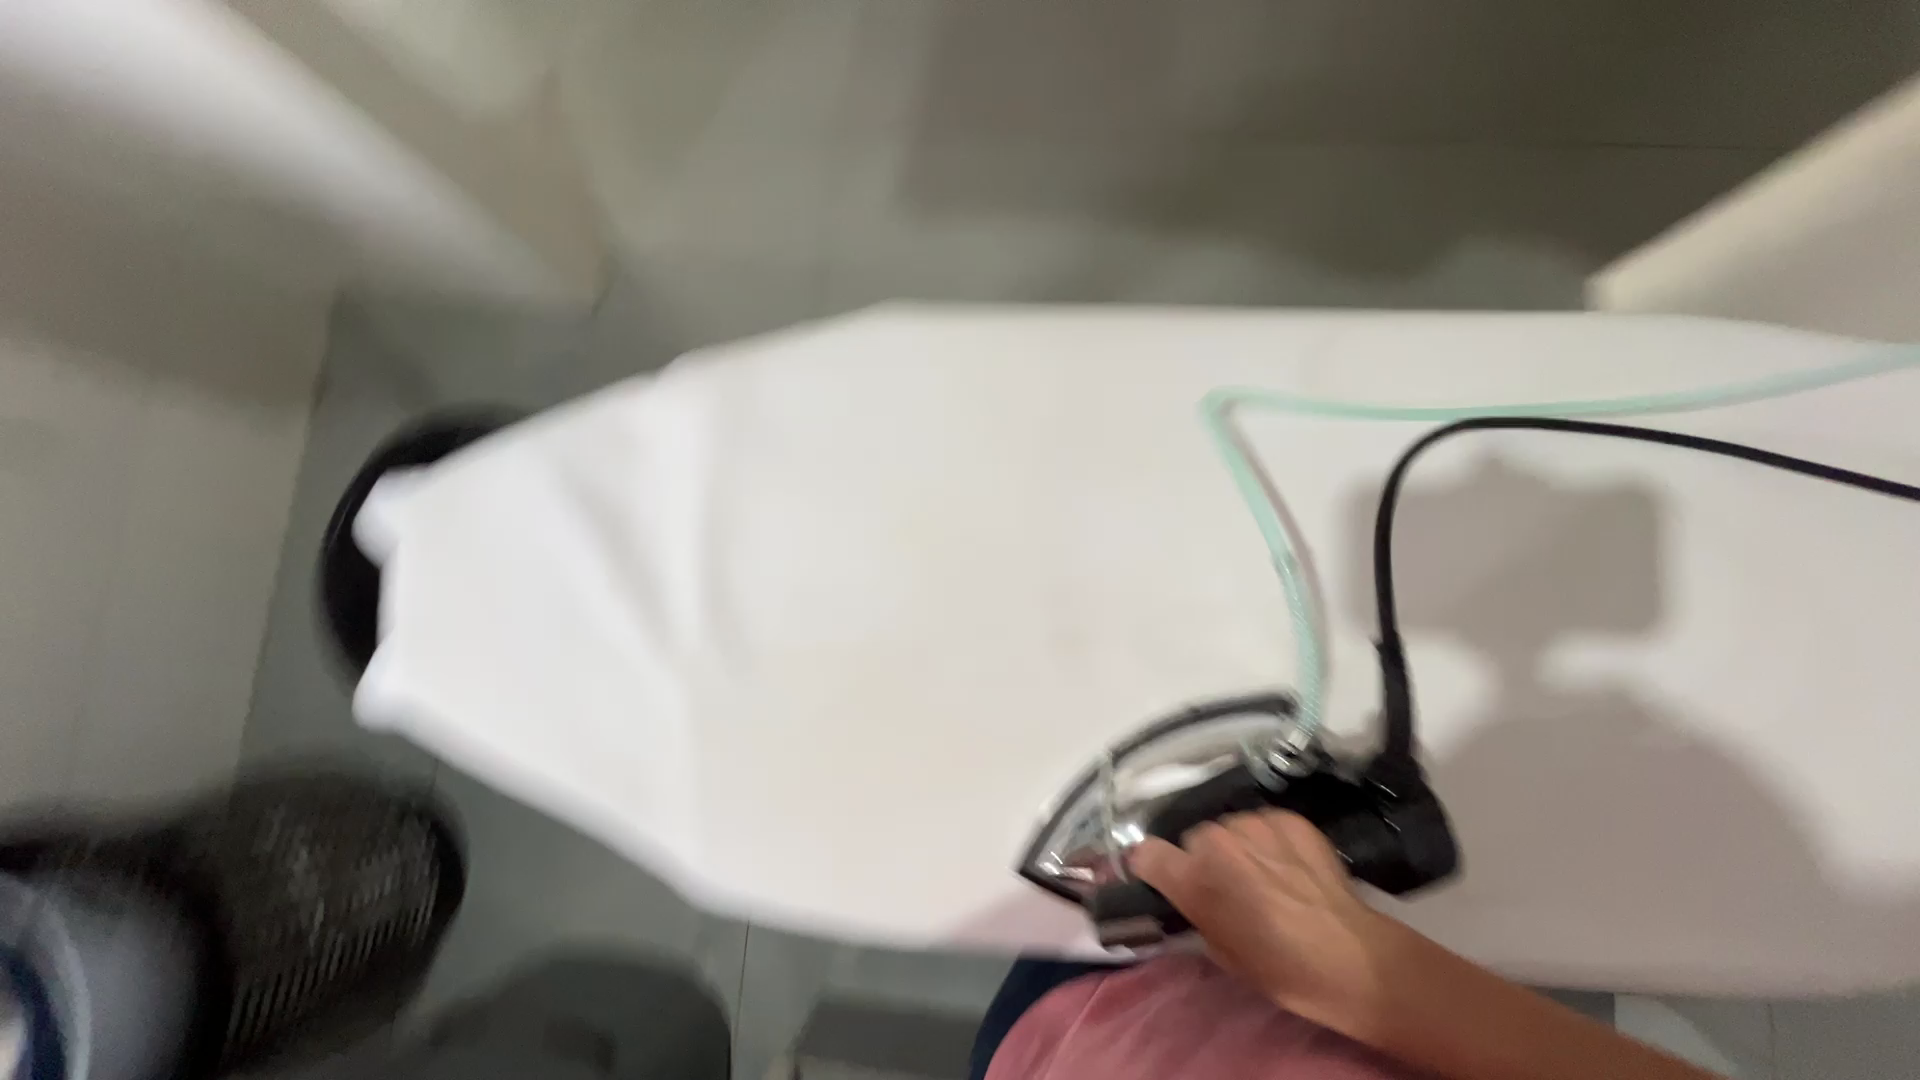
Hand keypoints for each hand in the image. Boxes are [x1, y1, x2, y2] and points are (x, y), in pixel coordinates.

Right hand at [1129, 809, 1393, 1030]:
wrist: (1352, 958)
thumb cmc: (1280, 968)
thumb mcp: (1219, 950)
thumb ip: (1193, 911)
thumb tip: (1187, 896)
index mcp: (1193, 877)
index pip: (1144, 852)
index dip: (1150, 866)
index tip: (1161, 877)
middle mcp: (1216, 839)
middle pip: (1193, 838)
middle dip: (1204, 858)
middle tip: (1228, 886)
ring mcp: (1255, 823)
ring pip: (1230, 828)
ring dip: (1238, 846)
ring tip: (1265, 874)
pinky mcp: (1288, 818)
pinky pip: (1265, 823)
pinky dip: (1270, 840)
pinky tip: (1290, 865)